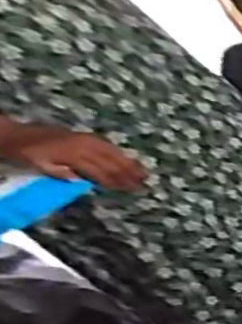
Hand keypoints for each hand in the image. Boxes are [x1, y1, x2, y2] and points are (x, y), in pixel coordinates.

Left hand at [6, 127, 146, 190]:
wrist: (12, 132)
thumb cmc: (22, 152)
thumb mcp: (35, 163)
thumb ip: (59, 172)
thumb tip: (82, 180)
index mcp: (71, 155)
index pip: (100, 172)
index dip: (114, 182)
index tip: (127, 191)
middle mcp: (83, 146)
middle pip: (112, 163)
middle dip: (128, 175)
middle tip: (143, 186)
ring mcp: (87, 139)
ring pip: (116, 154)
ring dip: (131, 165)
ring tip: (145, 175)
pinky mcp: (87, 136)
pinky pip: (111, 146)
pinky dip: (123, 155)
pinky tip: (131, 161)